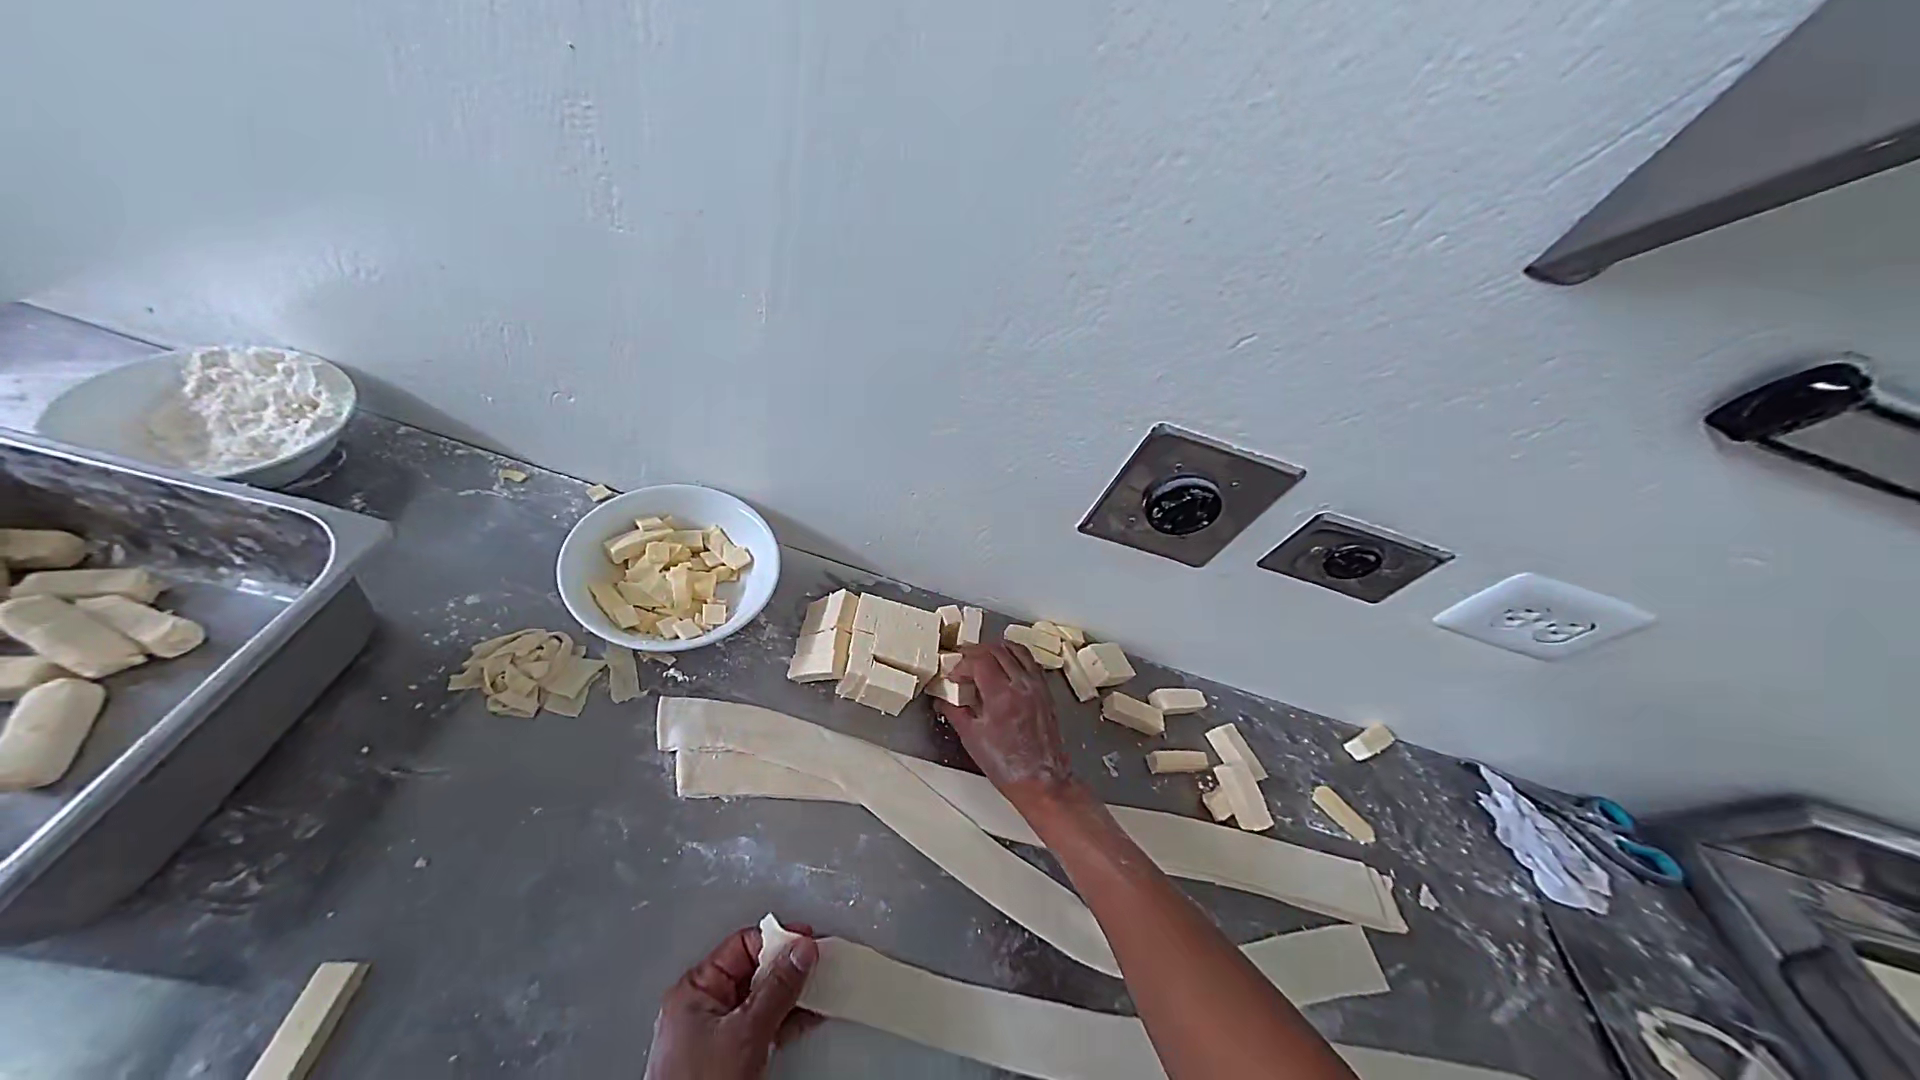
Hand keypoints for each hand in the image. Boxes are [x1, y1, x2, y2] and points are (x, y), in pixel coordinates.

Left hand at [644, 924, 820, 1079]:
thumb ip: (777, 988)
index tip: (806, 943)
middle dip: (788, 968)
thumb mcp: (745, 1032)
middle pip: (754, 970)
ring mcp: (716, 1034)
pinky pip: (763, 1023)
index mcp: (695, 991)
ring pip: (762, 998)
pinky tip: (806, 1016)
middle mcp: (703, 1007)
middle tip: (815, 965)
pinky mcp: (729, 1057)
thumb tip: (800, 952)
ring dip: (792, 994)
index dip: (777, 941)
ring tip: (817, 989)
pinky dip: (786, 1018)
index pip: (743, 946)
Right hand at [935, 643, 1084, 811]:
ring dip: (997, 649)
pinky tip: (1005, 667)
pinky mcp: (1045, 692)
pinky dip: (1015, 657)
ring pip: (1016, 650)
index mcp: (1001, 695)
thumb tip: (942, 700)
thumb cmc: (1007, 765)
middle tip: (963, 662)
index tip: (954, 676)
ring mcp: (1036, 687)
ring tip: (983, 659)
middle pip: (997, 649)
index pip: (979, 660)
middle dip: (976, 652)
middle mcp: (1021, 685)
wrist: (1040, 781)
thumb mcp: (972, 738)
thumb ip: (955, 712)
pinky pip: (1030, 662)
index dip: (962, 664)